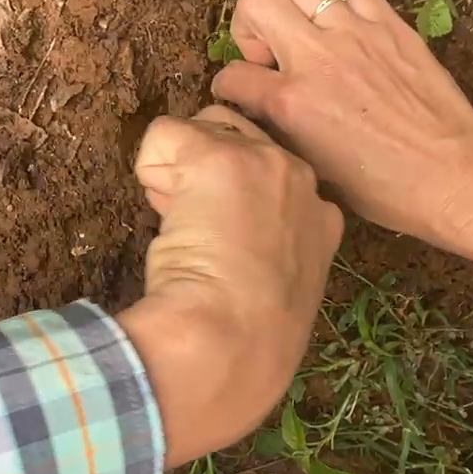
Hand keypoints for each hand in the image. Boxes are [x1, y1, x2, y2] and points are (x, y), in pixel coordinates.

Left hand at [116, 106, 342, 467]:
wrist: (230, 344)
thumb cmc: (247, 337)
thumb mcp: (274, 293)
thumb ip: (263, 252)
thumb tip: (225, 236)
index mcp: (321, 219)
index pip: (270, 178)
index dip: (233, 202)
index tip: (218, 242)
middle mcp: (301, 179)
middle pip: (238, 140)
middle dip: (204, 173)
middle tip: (192, 230)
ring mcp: (263, 161)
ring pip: (203, 129)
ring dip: (178, 170)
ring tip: (179, 225)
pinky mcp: (218, 156)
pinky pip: (163, 134)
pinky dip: (150, 168)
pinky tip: (163, 214)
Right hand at [210, 0, 472, 283]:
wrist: (450, 175)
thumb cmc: (378, 187)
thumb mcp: (308, 166)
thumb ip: (275, 127)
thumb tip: (258, 105)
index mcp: (290, 103)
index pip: (232, 74)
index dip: (228, 85)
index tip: (240, 93)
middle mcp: (316, 58)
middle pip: (256, 1)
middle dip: (249, 25)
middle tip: (269, 53)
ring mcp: (356, 34)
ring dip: (294, 6)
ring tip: (307, 34)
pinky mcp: (391, 25)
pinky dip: (340, 3)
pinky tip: (347, 32)